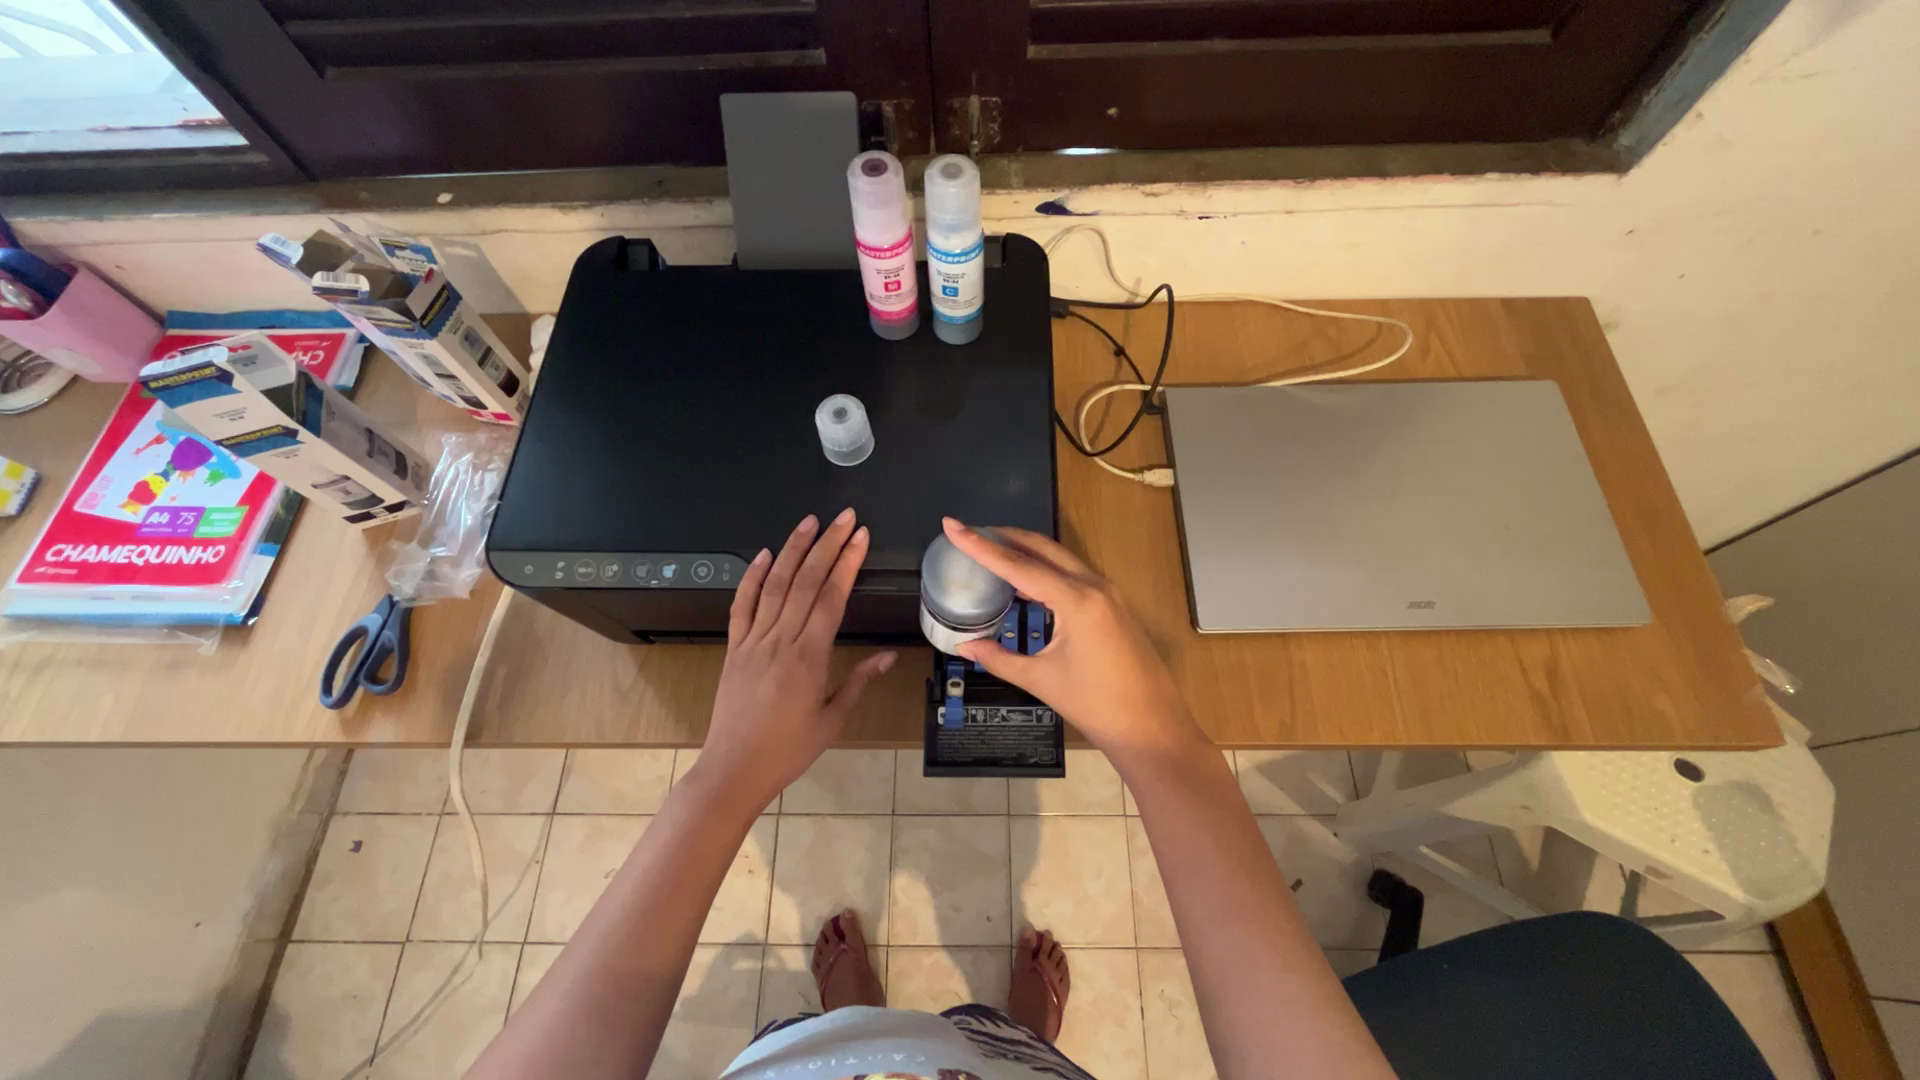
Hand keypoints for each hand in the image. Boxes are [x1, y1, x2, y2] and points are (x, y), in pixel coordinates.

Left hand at [695, 510, 897, 807]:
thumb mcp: (832, 720)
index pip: (831, 598)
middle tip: (844, 518)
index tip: (859, 538)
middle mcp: (779, 642)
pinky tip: (764, 554)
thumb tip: (888, 657)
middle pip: (805, 582)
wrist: (734, 769)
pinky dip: (752, 577)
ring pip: (774, 585)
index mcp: (808, 658)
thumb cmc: (787, 750)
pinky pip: (742, 605)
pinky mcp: (734, 648)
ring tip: (809, 523)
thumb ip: (859, 682)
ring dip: (793, 550)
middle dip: (828, 545)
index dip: (847, 563)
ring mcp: (753, 642)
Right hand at [941, 518, 1202, 763]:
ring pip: (1060, 559)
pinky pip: (1073, 576)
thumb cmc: (1098, 707)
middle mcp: (1094, 587)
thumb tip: (964, 647)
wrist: (1153, 729)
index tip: (952, 525)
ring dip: (1026, 551)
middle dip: (1005, 536)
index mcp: (1077, 601)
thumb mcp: (1042, 680)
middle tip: (970, 532)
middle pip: (1042, 548)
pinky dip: (1045, 571)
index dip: (980, 545)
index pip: (1018, 565)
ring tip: (991, 550)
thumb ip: (999, 659)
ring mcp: (1108, 594)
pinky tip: (1024, 583)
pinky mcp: (1114, 607)